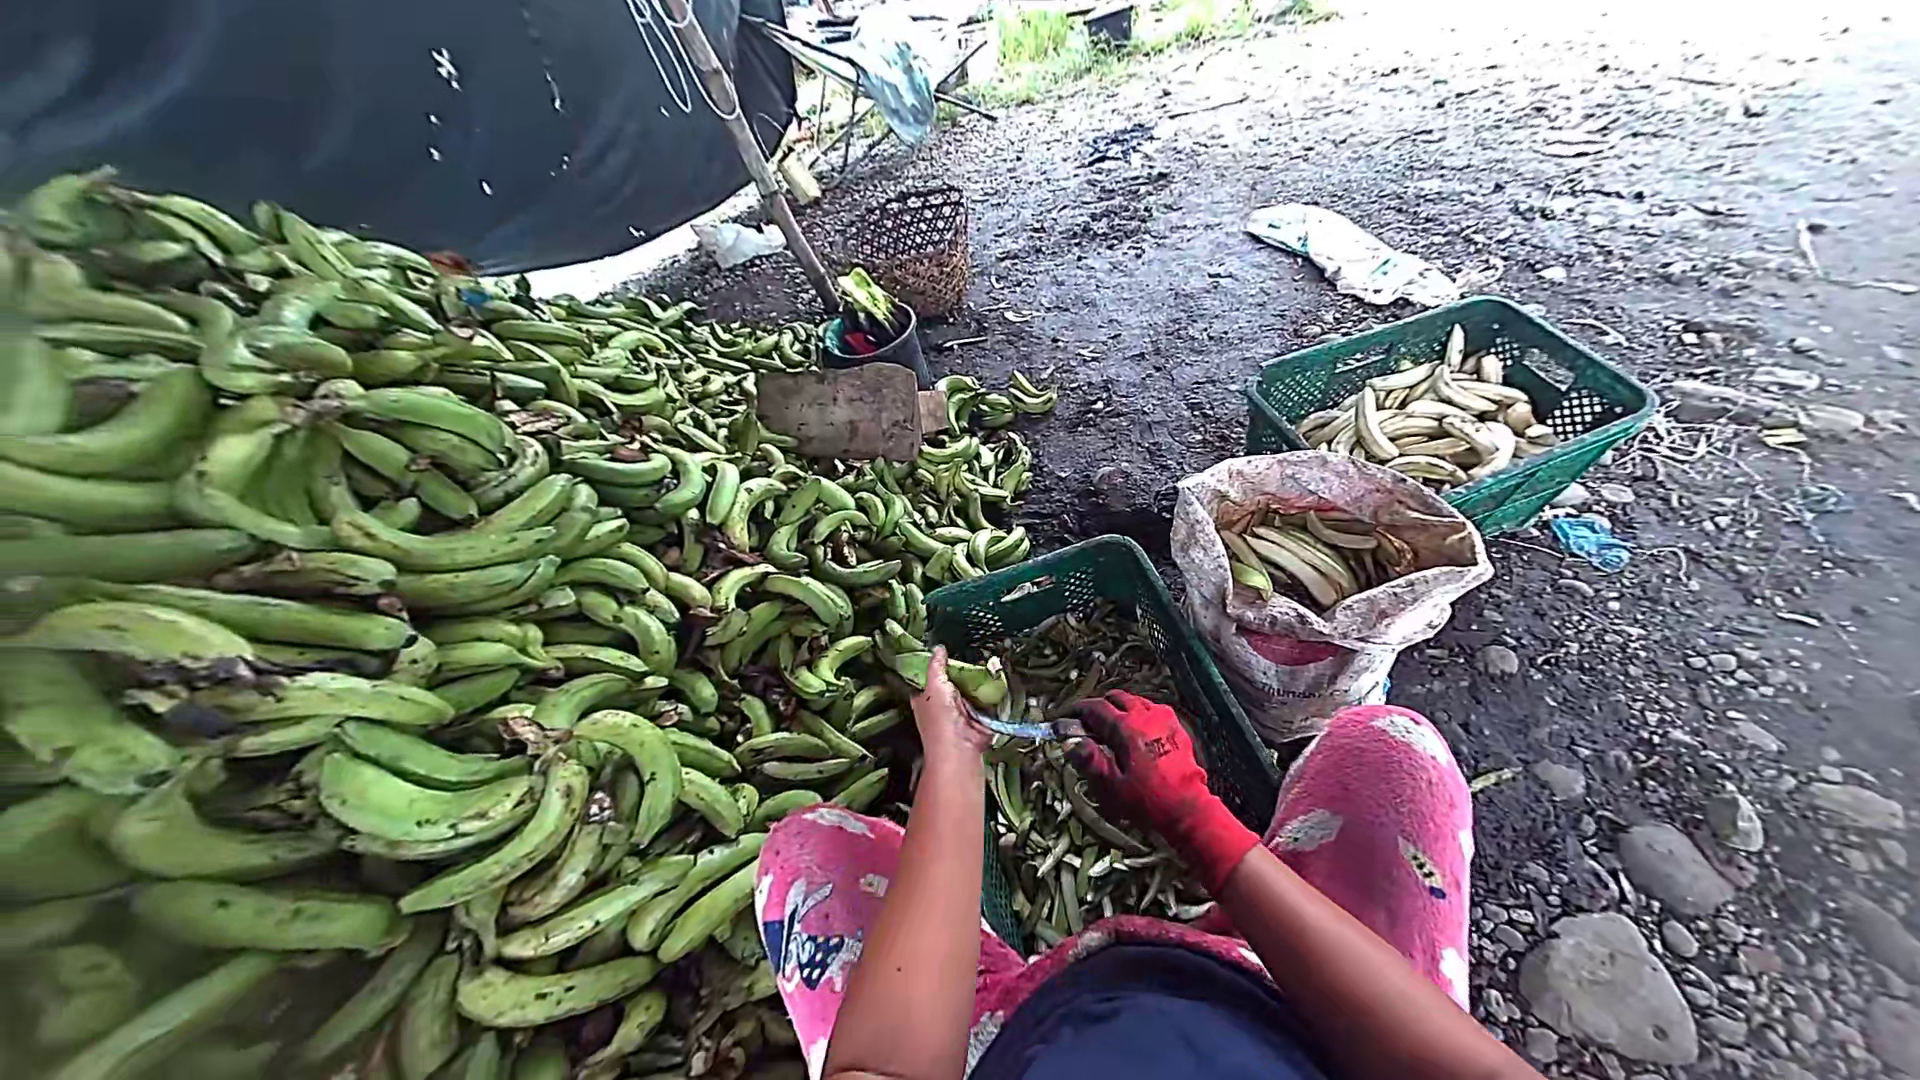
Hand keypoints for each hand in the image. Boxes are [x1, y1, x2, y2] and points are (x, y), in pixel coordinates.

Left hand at [911, 646, 992, 767]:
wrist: (962, 748)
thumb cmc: (940, 720)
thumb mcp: (934, 685)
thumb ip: (936, 666)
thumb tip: (938, 648)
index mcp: (924, 698)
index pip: (928, 676)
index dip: (935, 664)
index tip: (945, 649)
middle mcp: (942, 703)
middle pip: (951, 679)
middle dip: (960, 669)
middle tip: (969, 652)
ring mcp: (961, 709)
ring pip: (968, 687)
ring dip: (976, 678)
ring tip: (984, 659)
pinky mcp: (978, 714)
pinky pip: (984, 696)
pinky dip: (989, 689)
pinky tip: (994, 675)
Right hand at [1065, 690, 1257, 893]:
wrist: (1189, 811)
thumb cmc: (1148, 800)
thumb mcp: (1111, 785)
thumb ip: (1089, 760)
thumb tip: (1070, 743)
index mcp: (1126, 727)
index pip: (1096, 707)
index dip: (1080, 710)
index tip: (1070, 716)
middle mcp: (1145, 715)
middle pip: (1117, 697)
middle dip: (1101, 705)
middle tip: (1090, 722)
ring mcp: (1164, 720)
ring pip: (1136, 701)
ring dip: (1121, 708)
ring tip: (1113, 727)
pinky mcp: (1177, 729)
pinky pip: (1154, 711)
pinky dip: (1141, 715)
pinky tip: (1138, 734)